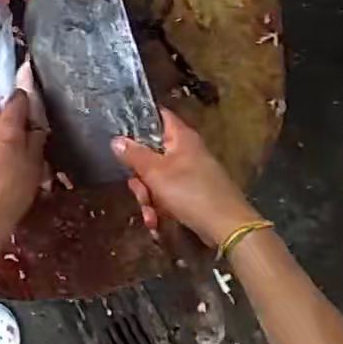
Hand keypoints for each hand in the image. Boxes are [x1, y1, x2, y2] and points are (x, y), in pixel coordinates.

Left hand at [0, 91, 46, 246]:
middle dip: (1, 99)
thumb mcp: (35, 165)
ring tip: (0, 134)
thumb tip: (35, 126)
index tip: (31, 105)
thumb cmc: (14, 190)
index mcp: (6, 124)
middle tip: (13, 115)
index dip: (25, 96)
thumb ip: (35, 139)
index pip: (16, 96)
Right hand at [112, 108, 261, 248]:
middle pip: (151, 153)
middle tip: (138, 188)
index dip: (138, 119)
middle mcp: (186, 151)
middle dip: (140, 176)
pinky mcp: (193, 193)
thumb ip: (134, 154)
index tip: (119, 129)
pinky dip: (160, 207)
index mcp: (181, 138)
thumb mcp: (155, 172)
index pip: (158, 116)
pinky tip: (156, 221)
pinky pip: (168, 194)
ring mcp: (190, 173)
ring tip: (150, 213)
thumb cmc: (190, 191)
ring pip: (157, 177)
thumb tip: (116, 140)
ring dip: (148, 197)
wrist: (226, 227)